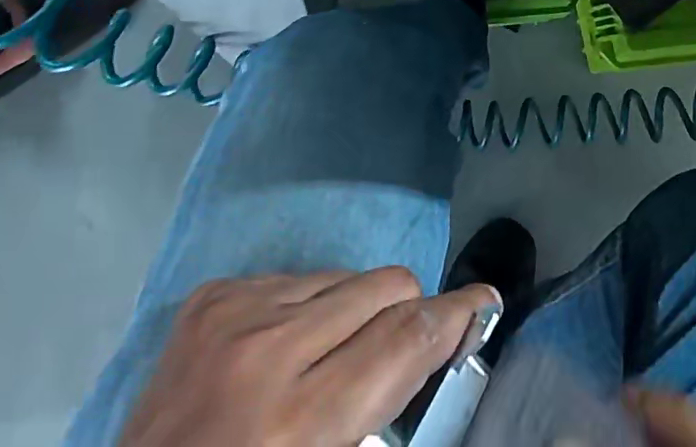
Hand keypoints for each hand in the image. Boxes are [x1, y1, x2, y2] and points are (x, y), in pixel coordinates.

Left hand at [120, 267, 501, 446]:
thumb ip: (387, 404)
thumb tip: (440, 337)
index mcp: (300, 422)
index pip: (406, 338)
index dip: (456, 315)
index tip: (482, 305)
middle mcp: (268, 351)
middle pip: (386, 286)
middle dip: (405, 314)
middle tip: (387, 357)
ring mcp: (234, 312)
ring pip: (347, 274)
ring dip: (354, 310)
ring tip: (322, 359)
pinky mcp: (212, 296)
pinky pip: (299, 276)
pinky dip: (308, 308)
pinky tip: (279, 351)